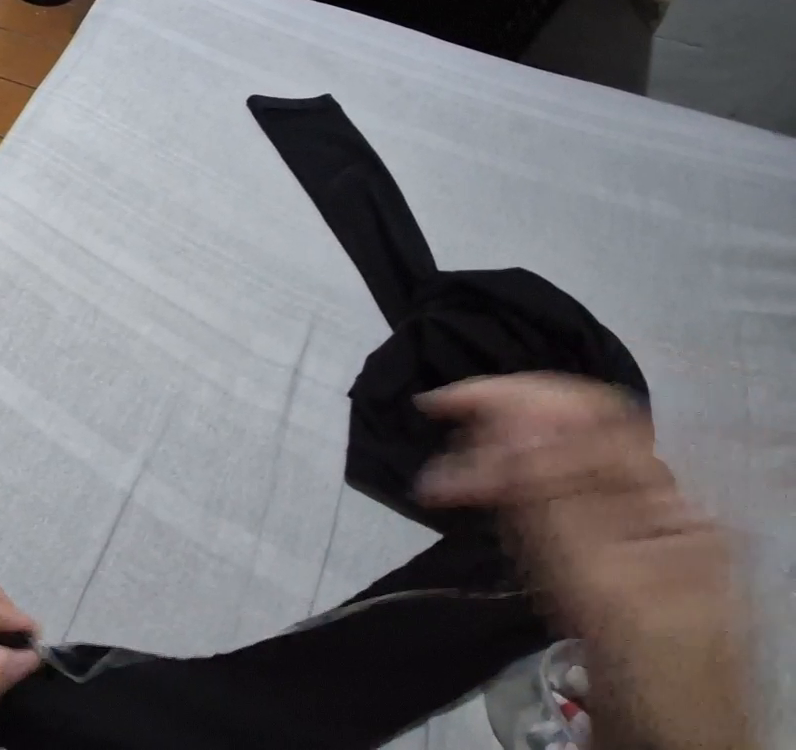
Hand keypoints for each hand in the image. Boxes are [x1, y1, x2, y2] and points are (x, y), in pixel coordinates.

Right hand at [416, 375, 754, 749]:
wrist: (674, 740)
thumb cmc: (649, 671)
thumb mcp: (600, 582)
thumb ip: (556, 495)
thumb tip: (513, 415)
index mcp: (673, 502)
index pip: (591, 413)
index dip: (516, 395)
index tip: (443, 406)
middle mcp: (655, 498)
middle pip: (560, 433)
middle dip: (488, 440)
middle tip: (439, 475)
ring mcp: (627, 517)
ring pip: (539, 460)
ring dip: (482, 466)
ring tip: (442, 492)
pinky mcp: (597, 536)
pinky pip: (537, 490)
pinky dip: (494, 489)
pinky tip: (466, 499)